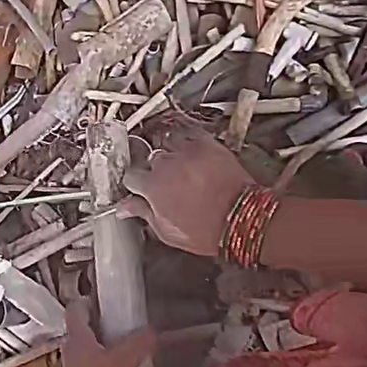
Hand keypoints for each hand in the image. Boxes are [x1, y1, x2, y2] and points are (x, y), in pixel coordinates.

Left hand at [58, 298, 154, 366]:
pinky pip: (101, 365)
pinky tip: (134, 366)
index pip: (76, 307)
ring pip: (95, 346)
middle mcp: (73, 354)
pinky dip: (115, 360)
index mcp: (76, 341)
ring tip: (137, 338)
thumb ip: (140, 342)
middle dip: (108, 318)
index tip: (110, 291)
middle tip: (130, 314)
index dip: (90, 295)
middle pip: (87, 326)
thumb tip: (152, 331)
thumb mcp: (125, 364)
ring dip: (113, 340)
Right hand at [120, 121, 257, 258]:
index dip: (137, 185)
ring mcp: (187, 152)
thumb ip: (143, 213)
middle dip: (156, 171)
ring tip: (182, 168)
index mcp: (152, 187)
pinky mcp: (207, 144)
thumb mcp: (167, 231)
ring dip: (171, 154)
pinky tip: (192, 154)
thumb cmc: (206, 231)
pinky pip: (189, 135)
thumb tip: (124, 207)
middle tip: (168, 184)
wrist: (242, 219)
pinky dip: (187, 142)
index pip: (131, 176)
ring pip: (168, 145)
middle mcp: (166, 164)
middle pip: (151, 160)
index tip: (143, 190)